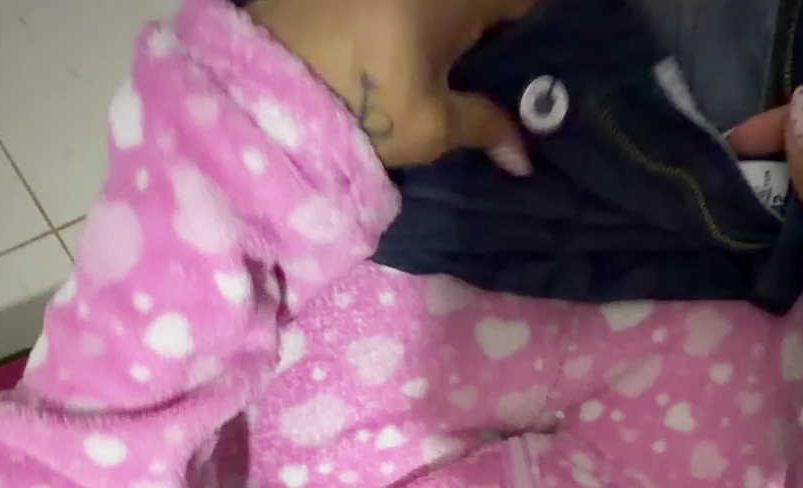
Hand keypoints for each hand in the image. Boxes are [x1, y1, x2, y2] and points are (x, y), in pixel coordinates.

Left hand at [249, 0, 535, 172]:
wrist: (266, 87)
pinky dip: (421, 19)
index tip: (536, 65)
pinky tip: (413, 48)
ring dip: (457, 25)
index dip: (535, 31)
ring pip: (446, 3)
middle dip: (494, 27)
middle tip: (498, 71)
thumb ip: (486, 128)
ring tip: (456, 64)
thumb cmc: (361, 106)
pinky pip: (414, 3)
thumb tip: (524, 157)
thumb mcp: (432, 126)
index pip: (524, 2)